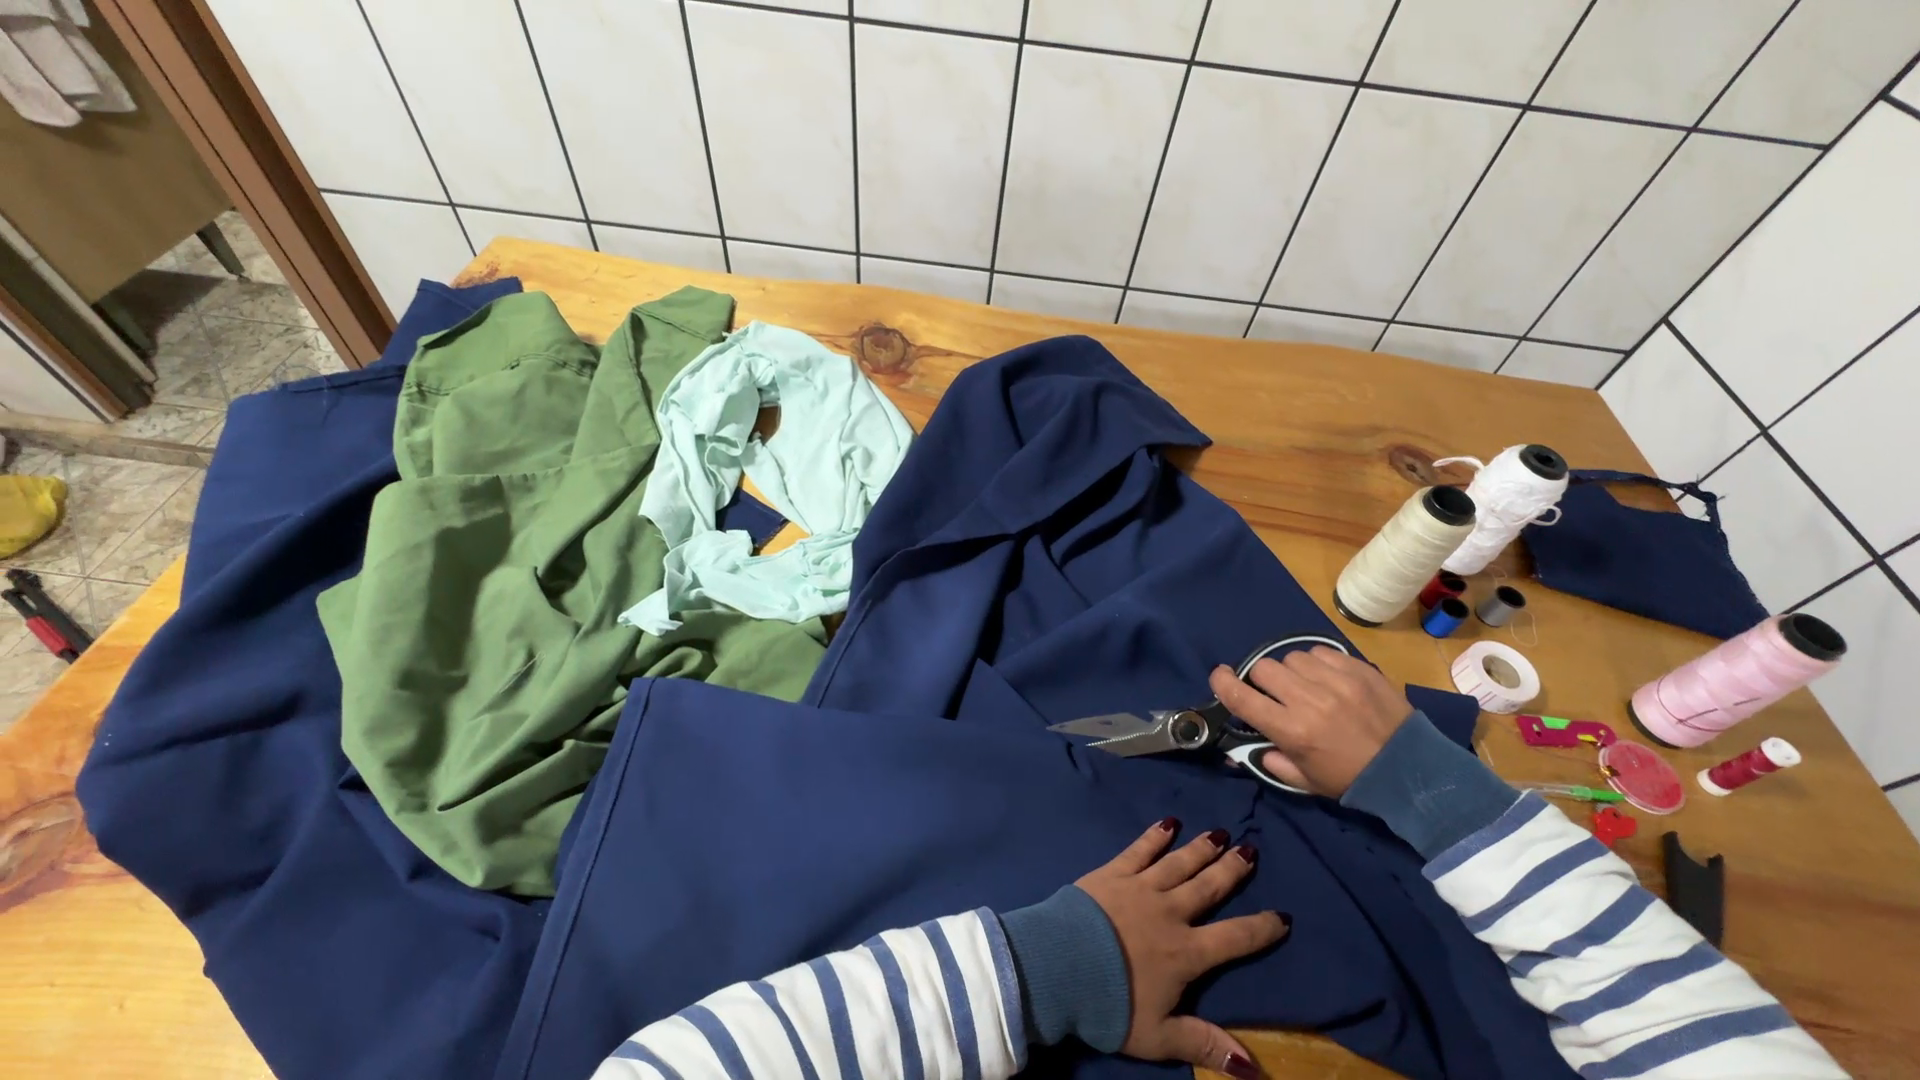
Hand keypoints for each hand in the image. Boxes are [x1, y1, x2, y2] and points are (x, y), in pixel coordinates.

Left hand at [1075, 819, 1289, 1079]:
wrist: (1055, 966)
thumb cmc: (1107, 1005)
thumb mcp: (1158, 1036)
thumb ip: (1204, 1043)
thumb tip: (1253, 1068)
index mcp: (1186, 953)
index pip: (1235, 938)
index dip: (1261, 928)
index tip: (1283, 916)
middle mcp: (1170, 913)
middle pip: (1209, 887)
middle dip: (1232, 870)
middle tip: (1250, 849)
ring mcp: (1140, 888)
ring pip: (1179, 863)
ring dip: (1201, 848)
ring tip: (1220, 833)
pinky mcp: (1112, 873)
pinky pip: (1139, 850)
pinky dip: (1155, 836)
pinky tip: (1168, 823)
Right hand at [1208, 646, 1413, 796]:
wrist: (1411, 769)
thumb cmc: (1352, 779)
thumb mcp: (1305, 781)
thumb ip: (1271, 761)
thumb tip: (1248, 747)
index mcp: (1292, 731)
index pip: (1241, 697)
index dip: (1223, 683)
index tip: (1220, 677)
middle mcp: (1308, 700)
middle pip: (1263, 668)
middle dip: (1261, 679)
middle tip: (1274, 693)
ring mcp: (1335, 680)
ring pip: (1291, 658)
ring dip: (1290, 671)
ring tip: (1305, 686)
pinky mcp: (1357, 668)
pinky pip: (1320, 652)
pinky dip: (1316, 663)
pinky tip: (1326, 679)